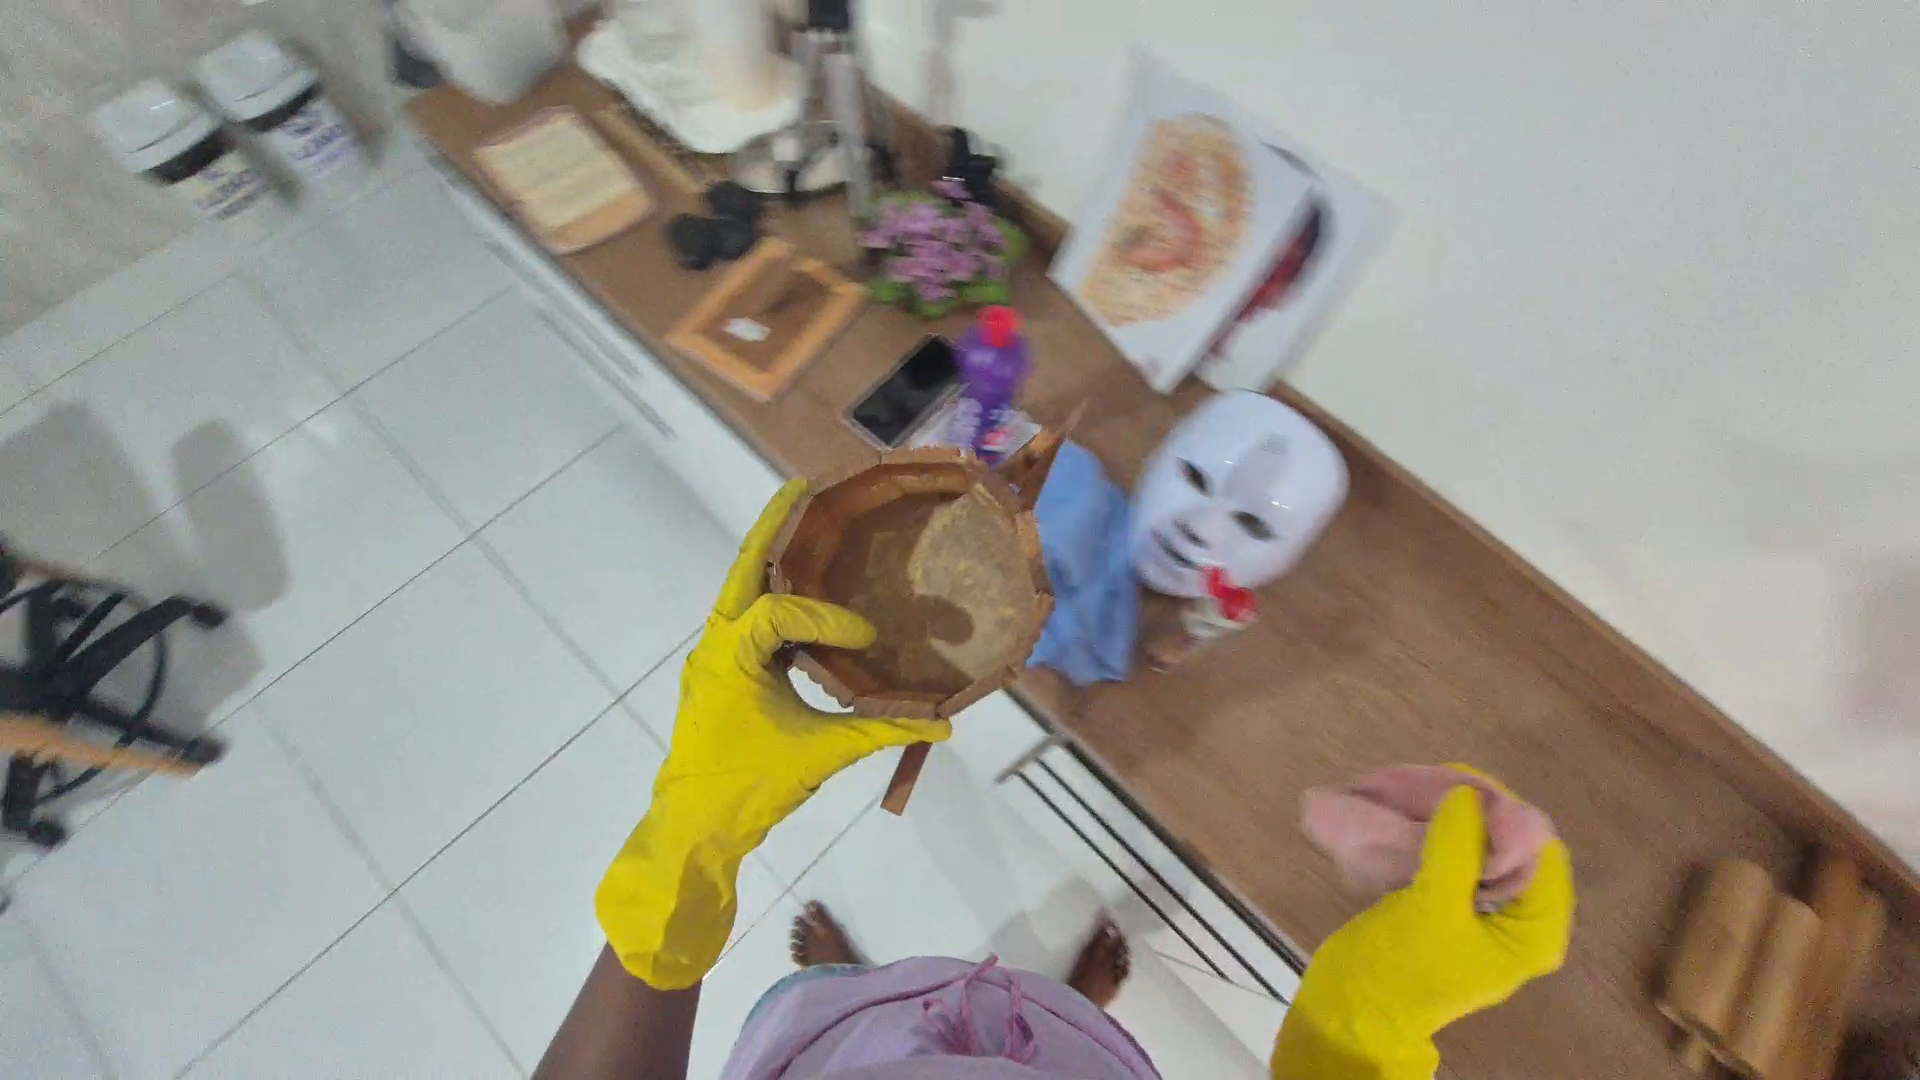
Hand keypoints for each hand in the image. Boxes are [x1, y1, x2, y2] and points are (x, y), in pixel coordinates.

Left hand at [597, 480, 949, 990]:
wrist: (694, 828)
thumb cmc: (750, 787)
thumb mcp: (820, 755)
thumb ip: (882, 729)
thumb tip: (944, 723)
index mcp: (730, 657)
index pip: (778, 611)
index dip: (827, 618)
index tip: (868, 638)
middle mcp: (715, 645)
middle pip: (743, 570)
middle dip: (773, 528)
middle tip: (802, 489)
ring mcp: (713, 656)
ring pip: (741, 590)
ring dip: (772, 557)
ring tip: (804, 522)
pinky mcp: (722, 670)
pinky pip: (748, 616)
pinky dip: (774, 592)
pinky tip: (805, 585)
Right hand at [1272, 784, 1574, 1078]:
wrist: (1354, 1005)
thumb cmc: (1404, 965)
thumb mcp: (1433, 907)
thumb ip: (1455, 850)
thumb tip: (1466, 793)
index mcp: (1533, 930)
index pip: (1541, 852)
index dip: (1506, 813)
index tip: (1458, 783)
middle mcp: (1514, 919)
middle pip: (1508, 848)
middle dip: (1472, 812)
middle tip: (1428, 784)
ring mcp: (1476, 912)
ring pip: (1474, 849)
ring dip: (1446, 819)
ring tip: (1411, 793)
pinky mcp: (1440, 906)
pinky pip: (1446, 858)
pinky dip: (1428, 834)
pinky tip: (1401, 817)